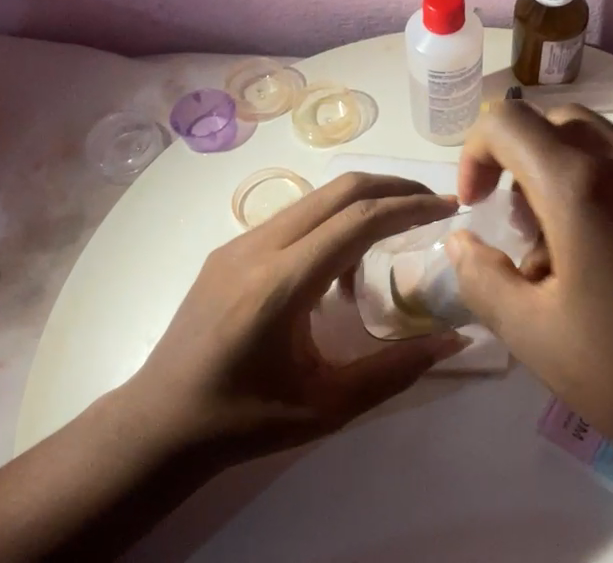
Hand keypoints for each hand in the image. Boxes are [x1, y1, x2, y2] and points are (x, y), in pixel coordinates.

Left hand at [117, 173, 465, 463]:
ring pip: (317, 198)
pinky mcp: (229, 250)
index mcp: (280, 286)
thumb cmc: (244, 421)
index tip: (448, 207)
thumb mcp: (328, 406)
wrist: (157, 426)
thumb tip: (455, 341)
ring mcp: (238, 244)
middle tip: (433, 203)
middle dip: (394, 187)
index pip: (359, 221)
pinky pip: (295, 217)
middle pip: (340, 190)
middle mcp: (257, 249)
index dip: (410, 207)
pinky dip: (334, 221)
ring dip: (364, 202)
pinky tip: (345, 264)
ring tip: (397, 232)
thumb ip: (396, 370)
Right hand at [445, 103, 612, 472]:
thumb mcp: (532, 332)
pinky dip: (594, 191)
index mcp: (581, 183)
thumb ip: (482, 277)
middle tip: (515, 227)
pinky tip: (598, 265)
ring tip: (555, 259)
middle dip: (519, 160)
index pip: (509, 122)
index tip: (473, 206)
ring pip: (594, 145)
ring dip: (557, 176)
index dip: (474, 152)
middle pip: (556, 123)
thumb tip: (459, 242)